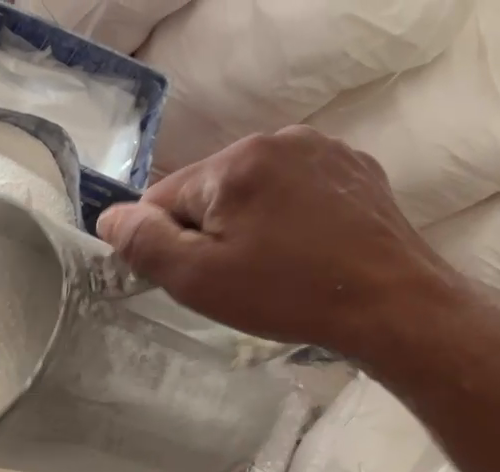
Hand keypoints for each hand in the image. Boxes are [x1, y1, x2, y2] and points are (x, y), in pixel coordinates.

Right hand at [96, 127, 467, 361]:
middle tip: (230, 276)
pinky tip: (300, 250)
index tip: (189, 275)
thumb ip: (142, 242)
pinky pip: (292, 188)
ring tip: (268, 265)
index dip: (162, 242)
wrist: (390, 302)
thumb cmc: (283, 294)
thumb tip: (109, 217)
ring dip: (244, 222)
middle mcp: (278, 139)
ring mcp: (323, 149)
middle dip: (206, 229)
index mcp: (233, 163)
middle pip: (206, 190)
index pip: (161, 197)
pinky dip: (284, 216)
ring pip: (249, 189)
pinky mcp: (354, 168)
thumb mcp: (194, 278)